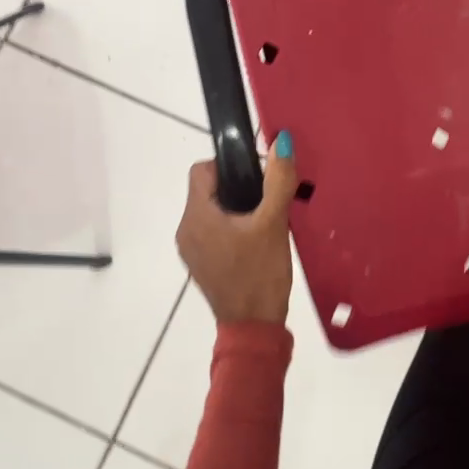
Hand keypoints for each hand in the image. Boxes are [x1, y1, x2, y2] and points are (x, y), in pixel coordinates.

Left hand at [176, 132, 298, 324]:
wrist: (254, 327)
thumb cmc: (260, 272)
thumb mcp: (273, 223)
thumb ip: (278, 180)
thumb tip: (282, 141)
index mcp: (196, 217)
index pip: (202, 170)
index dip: (228, 166)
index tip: (256, 178)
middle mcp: (186, 230)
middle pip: (208, 189)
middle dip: (238, 187)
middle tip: (267, 199)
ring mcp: (191, 249)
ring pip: (213, 210)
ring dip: (237, 207)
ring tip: (266, 219)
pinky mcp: (202, 263)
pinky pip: (214, 230)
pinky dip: (233, 226)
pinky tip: (257, 239)